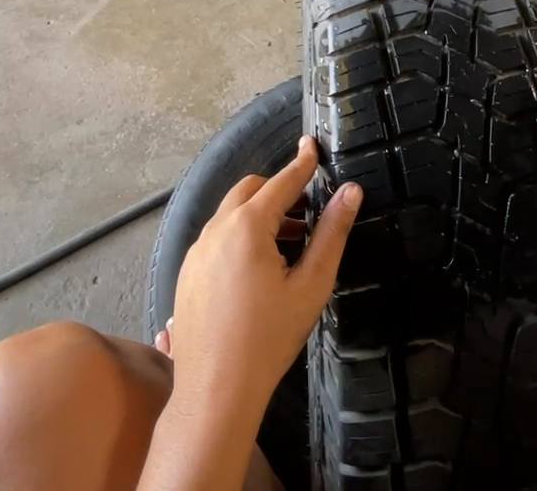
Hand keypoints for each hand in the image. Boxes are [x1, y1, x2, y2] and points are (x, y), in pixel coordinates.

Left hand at [167, 136, 360, 412]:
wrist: (215, 391)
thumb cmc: (269, 337)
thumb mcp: (311, 285)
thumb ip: (331, 233)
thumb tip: (351, 192)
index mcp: (247, 226)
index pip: (282, 181)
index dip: (302, 164)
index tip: (313, 145)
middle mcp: (216, 229)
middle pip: (250, 189)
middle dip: (279, 189)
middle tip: (307, 208)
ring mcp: (196, 251)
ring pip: (230, 214)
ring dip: (259, 214)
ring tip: (288, 243)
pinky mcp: (186, 273)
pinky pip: (216, 237)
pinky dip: (239, 235)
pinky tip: (258, 269)